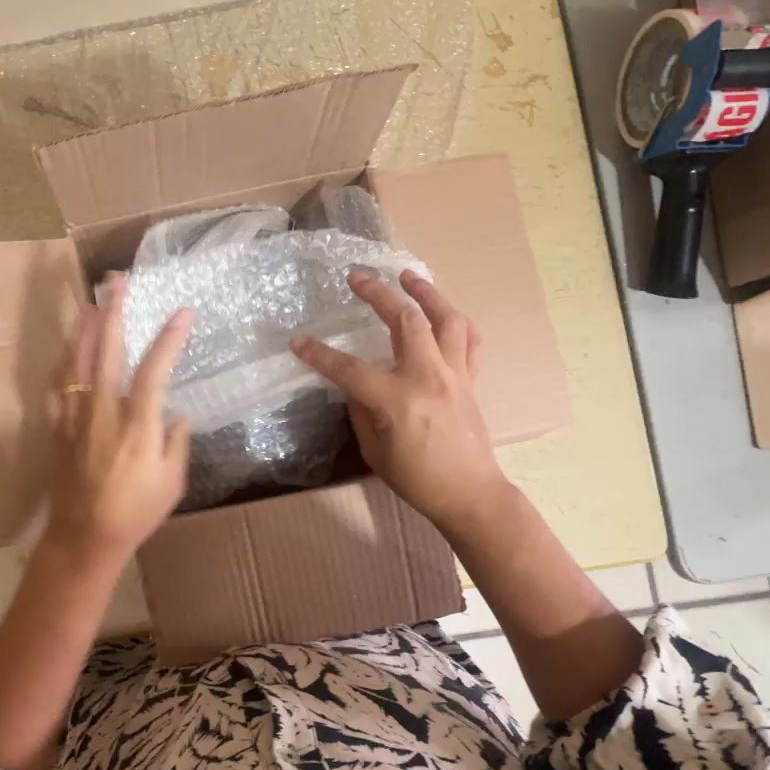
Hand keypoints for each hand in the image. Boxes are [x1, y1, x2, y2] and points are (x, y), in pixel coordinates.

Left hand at [44, 273, 193, 565]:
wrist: (85, 537)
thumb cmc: (135, 514)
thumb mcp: (172, 483)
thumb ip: (176, 444)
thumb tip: (177, 417)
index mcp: (138, 425)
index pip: (156, 369)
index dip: (170, 338)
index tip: (183, 312)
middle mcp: (104, 412)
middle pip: (107, 351)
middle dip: (114, 312)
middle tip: (118, 281)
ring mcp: (76, 418)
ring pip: (76, 362)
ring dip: (84, 329)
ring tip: (91, 302)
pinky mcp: (58, 429)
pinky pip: (55, 388)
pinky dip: (60, 364)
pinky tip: (64, 350)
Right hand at [291, 269, 510, 534]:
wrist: (470, 494)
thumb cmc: (417, 479)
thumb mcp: (375, 450)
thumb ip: (361, 410)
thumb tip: (355, 384)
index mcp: (397, 400)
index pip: (349, 368)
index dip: (320, 354)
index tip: (298, 342)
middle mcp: (428, 378)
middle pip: (405, 320)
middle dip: (378, 293)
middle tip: (357, 276)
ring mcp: (454, 375)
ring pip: (446, 319)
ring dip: (426, 292)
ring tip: (408, 276)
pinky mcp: (471, 379)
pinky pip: (469, 340)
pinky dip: (455, 321)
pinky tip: (442, 311)